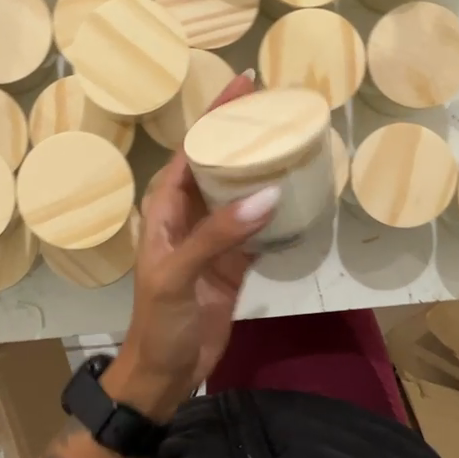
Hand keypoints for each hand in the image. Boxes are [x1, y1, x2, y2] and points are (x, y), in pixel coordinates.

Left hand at [106, 74, 277, 421]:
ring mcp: (214, 240)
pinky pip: (258, 227)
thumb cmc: (159, 322)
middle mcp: (189, 217)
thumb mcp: (180, 275)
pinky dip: (276, 211)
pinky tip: (299, 193)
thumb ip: (217, 236)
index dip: (214, 117)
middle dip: (242, 135)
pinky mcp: (235, 263)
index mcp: (164, 211)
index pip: (191, 151)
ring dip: (261, 169)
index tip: (244, 85)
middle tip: (281, 107)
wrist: (166, 372)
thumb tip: (266, 195)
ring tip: (294, 138)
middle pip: (217, 164)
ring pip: (240, 193)